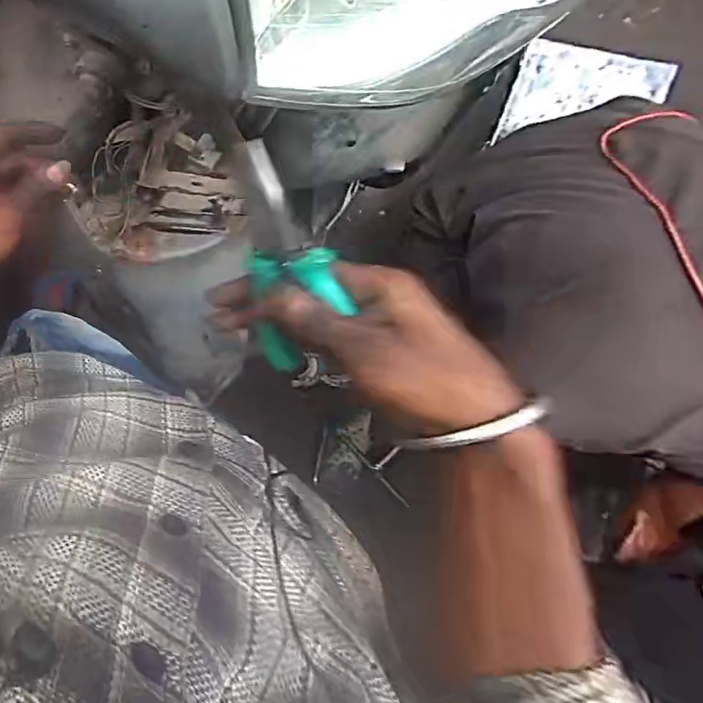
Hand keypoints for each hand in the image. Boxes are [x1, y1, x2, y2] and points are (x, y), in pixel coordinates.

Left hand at [0, 123, 70, 286]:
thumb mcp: (13, 210)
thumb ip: (37, 185)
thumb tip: (63, 167)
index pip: (7, 133)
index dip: (35, 131)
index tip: (61, 135)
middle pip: (6, 153)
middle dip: (36, 160)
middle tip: (62, 171)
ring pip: (1, 170)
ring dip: (28, 175)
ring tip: (54, 186)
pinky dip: (15, 187)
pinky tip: (34, 197)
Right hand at [210, 262, 524, 435]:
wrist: (481, 430)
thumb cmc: (424, 380)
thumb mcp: (363, 348)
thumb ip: (312, 318)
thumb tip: (269, 293)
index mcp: (377, 283)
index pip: (306, 271)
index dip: (264, 282)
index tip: (229, 297)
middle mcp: (374, 296)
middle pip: (305, 291)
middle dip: (262, 302)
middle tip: (222, 316)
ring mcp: (375, 324)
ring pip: (313, 315)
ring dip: (277, 323)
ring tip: (238, 332)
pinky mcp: (375, 351)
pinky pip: (327, 337)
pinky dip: (300, 341)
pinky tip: (277, 349)